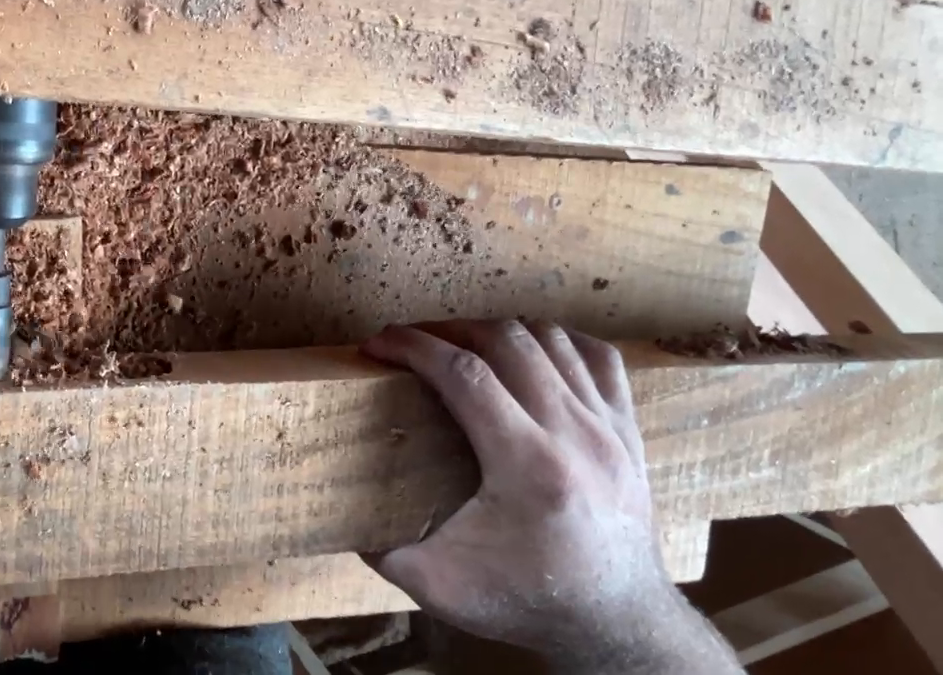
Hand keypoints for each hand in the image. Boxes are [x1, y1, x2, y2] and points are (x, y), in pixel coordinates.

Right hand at [361, 320, 735, 671]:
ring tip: (458, 345)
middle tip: (409, 343)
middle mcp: (574, 435)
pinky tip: (526, 350)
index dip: (411, 345)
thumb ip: (380, 546)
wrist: (620, 629)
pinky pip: (597, 356)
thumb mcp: (438, 585)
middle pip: (506, 341)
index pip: (463, 373)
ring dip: (494, 331)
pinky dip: (555, 339)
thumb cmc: (526, 600)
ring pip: (550, 339)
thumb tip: (329, 503)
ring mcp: (609, 429)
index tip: (375, 345)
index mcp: (528, 466)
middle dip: (445, 329)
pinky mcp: (628, 431)